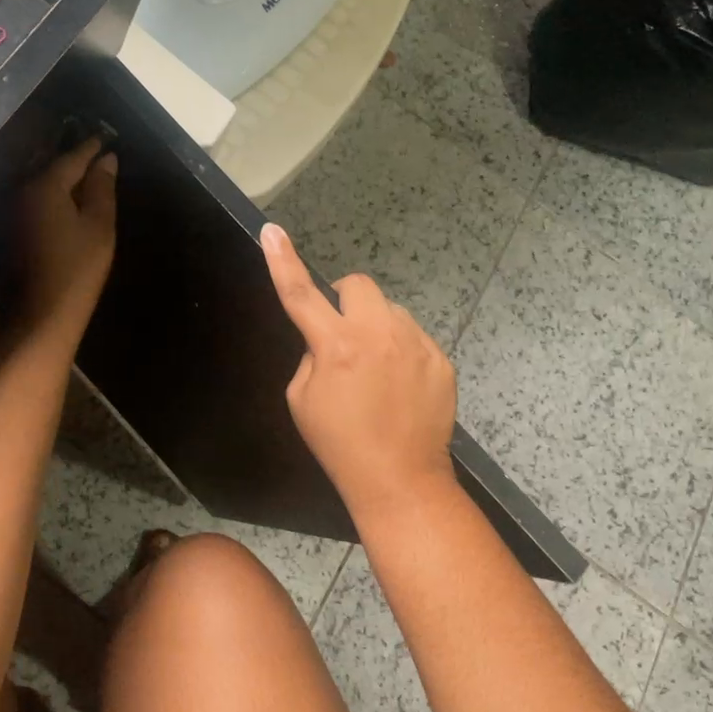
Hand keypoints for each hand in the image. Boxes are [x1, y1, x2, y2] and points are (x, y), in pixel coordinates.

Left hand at [16, 138, 117, 334]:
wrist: (37, 315)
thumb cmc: (75, 269)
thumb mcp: (98, 226)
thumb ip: (102, 188)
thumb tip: (107, 158)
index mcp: (45, 186)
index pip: (72, 158)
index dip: (91, 148)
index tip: (106, 138)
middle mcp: (23, 192)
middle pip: (53, 170)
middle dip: (75, 163)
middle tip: (99, 156)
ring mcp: (14, 213)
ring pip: (43, 188)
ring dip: (64, 183)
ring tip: (88, 180)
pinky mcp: (12, 233)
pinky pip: (37, 205)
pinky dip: (54, 201)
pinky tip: (69, 207)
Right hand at [260, 222, 456, 517]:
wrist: (401, 480)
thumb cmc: (339, 444)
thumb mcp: (301, 400)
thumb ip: (311, 356)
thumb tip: (327, 338)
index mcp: (336, 346)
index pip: (299, 293)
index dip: (281, 260)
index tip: (271, 231)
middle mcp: (378, 335)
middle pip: (357, 285)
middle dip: (344, 299)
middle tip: (341, 335)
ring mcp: (415, 345)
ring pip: (389, 311)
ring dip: (375, 327)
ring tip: (376, 371)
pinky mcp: (441, 360)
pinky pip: (414, 338)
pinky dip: (401, 351)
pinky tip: (400, 387)